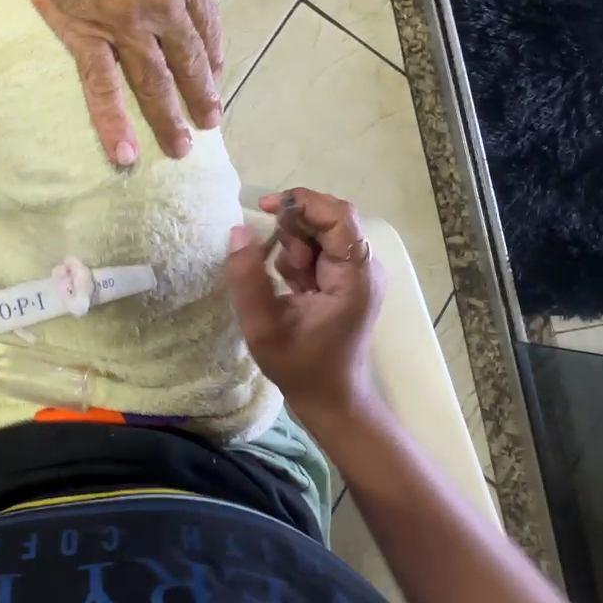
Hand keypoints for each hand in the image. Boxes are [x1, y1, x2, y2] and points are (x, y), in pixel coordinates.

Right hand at [5, 0, 239, 163]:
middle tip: (209, 126)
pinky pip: (101, 85)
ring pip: (152, 81)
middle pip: (187, 63)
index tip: (213, 79)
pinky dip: (113, 120)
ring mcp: (123, 26)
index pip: (206, 30)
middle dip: (201, 98)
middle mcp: (161, 8)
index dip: (211, 59)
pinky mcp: (84, 36)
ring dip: (168, 119)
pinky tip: (124, 150)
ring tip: (179, 149)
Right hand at [226, 187, 386, 418]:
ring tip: (285, 283)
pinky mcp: (349, 280)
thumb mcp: (263, 327)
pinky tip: (292, 288)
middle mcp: (364, 268)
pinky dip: (298, 258)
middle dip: (293, 230)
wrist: (332, 401)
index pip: (338, 216)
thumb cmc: (302, 367)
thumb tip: (238, 231)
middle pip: (329, 219)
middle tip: (273, 263)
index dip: (302, 202)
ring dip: (294, 246)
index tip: (264, 210)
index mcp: (354, 277)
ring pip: (322, 232)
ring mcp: (359, 273)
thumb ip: (248, 279)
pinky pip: (321, 249)